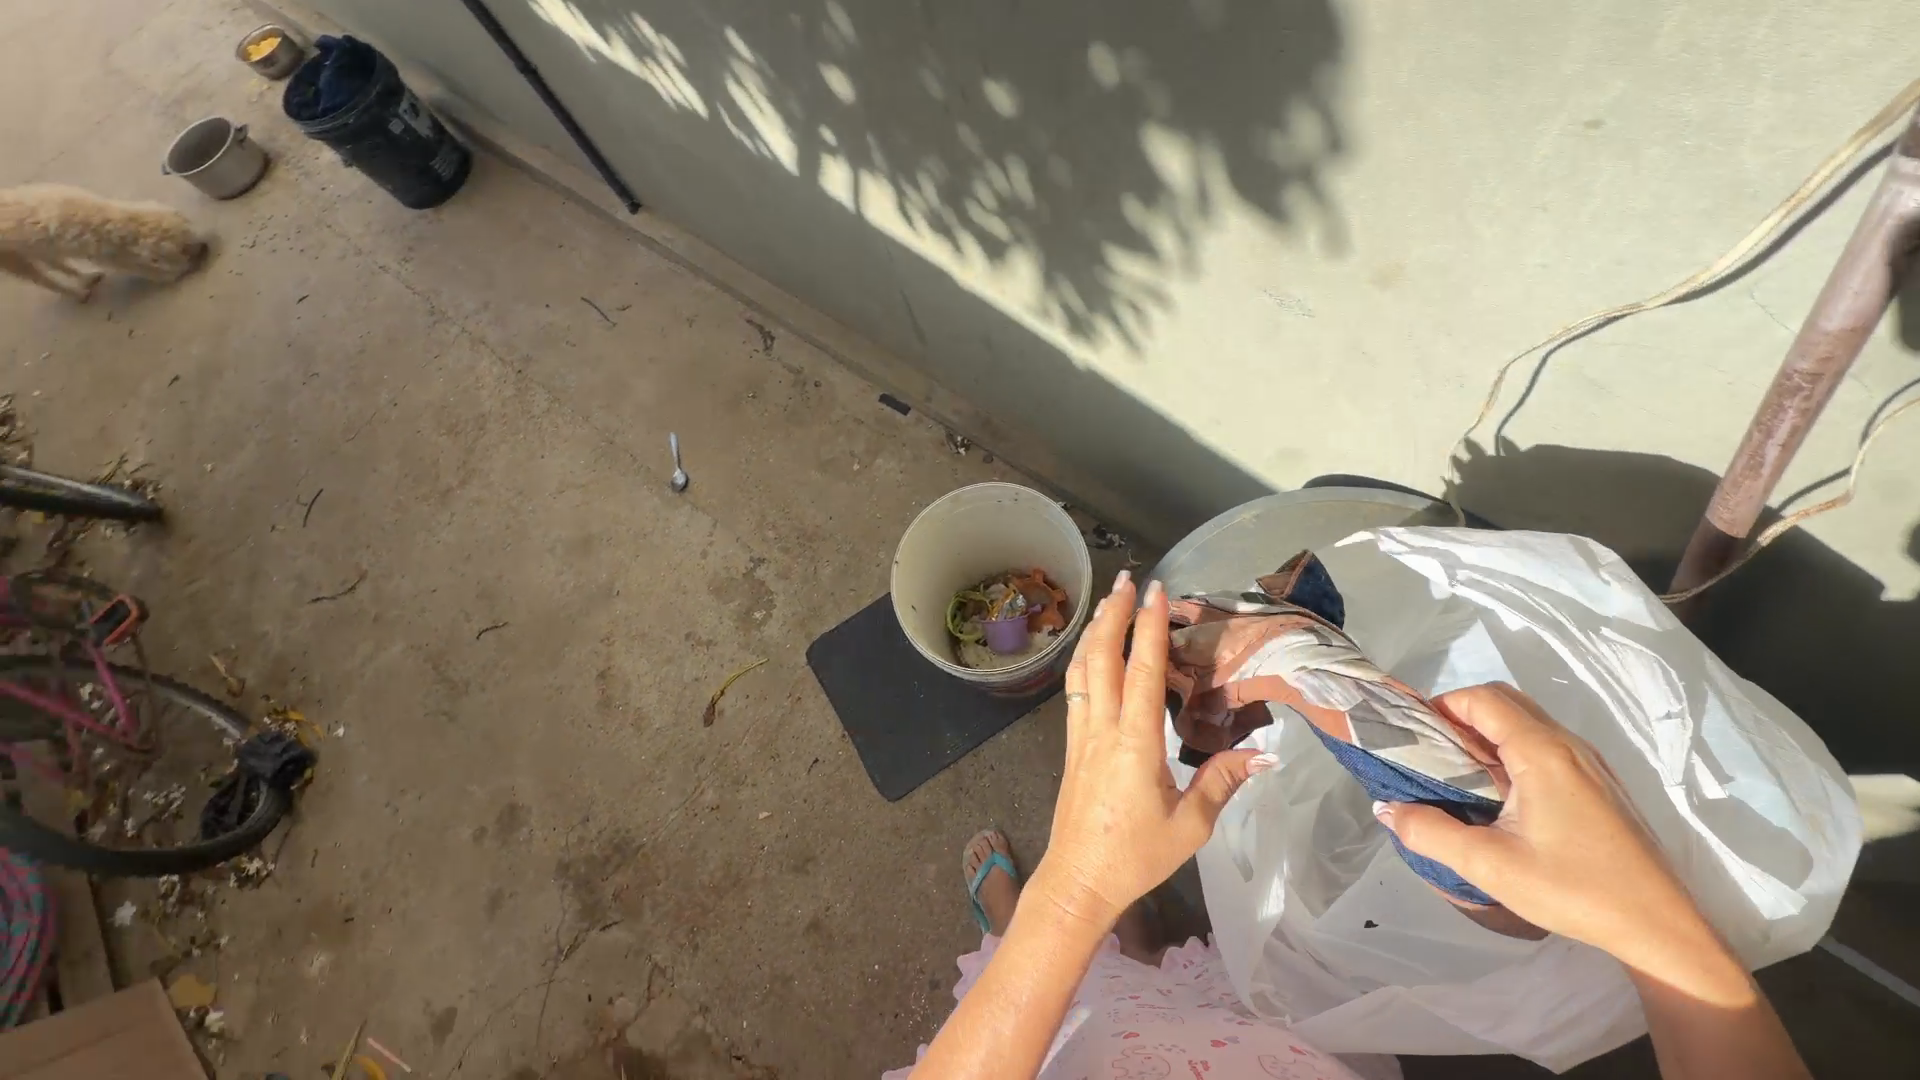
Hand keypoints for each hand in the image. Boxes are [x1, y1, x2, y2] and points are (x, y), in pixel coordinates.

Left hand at [1027, 571, 1270, 931]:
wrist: (1079, 879)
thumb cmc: (1136, 856)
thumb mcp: (1191, 826)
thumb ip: (1223, 782)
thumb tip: (1264, 753)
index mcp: (1134, 742)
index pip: (1142, 671)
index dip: (1149, 627)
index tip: (1157, 592)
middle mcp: (1102, 728)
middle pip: (1103, 657)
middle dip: (1114, 614)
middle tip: (1127, 580)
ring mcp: (1080, 734)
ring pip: (1082, 669)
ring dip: (1094, 632)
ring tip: (1107, 603)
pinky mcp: (1070, 744)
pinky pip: (1074, 690)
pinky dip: (1083, 661)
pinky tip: (1089, 653)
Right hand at [1376, 684, 1738, 992]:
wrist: (1663, 932)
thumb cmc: (1574, 890)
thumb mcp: (1488, 866)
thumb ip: (1429, 832)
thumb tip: (1386, 810)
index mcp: (1542, 752)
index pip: (1481, 698)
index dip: (1441, 706)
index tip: (1416, 737)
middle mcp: (1568, 746)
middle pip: (1504, 700)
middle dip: (1460, 714)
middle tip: (1433, 750)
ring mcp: (1589, 764)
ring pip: (1526, 721)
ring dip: (1486, 732)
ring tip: (1459, 771)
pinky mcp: (1598, 784)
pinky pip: (1544, 744)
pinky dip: (1510, 749)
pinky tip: (1499, 793)